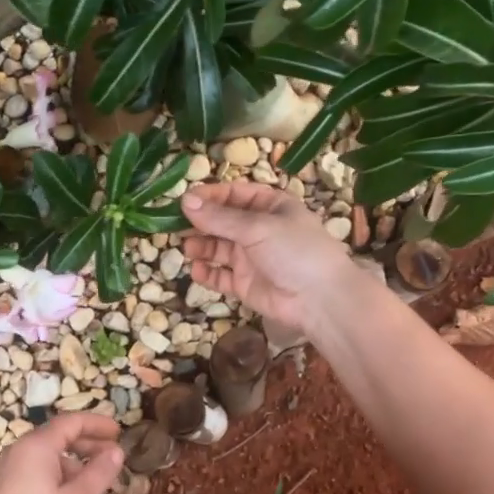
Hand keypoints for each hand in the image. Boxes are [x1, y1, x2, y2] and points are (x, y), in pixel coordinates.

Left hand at [0, 413, 123, 493]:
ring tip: (95, 485)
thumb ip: (100, 474)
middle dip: (87, 445)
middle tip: (112, 457)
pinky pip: (35, 471)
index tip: (118, 432)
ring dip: (73, 465)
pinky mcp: (3, 488)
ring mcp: (7, 469)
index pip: (70, 421)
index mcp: (37, 446)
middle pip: (57, 437)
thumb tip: (117, 452)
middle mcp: (19, 450)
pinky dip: (57, 476)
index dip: (97, 423)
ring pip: (47, 457)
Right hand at [180, 182, 362, 331]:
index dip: (210, 196)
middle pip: (223, 221)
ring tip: (186, 248)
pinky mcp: (245, 284)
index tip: (184, 200)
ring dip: (201, 247)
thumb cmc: (295, 251)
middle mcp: (259, 230)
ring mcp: (252, 258)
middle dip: (200, 223)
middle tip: (174, 226)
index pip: (234, 194)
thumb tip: (185, 201)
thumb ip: (219, 218)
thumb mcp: (257, 227)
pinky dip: (207, 274)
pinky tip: (196, 271)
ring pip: (218, 248)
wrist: (319, 298)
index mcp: (270, 206)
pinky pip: (220, 276)